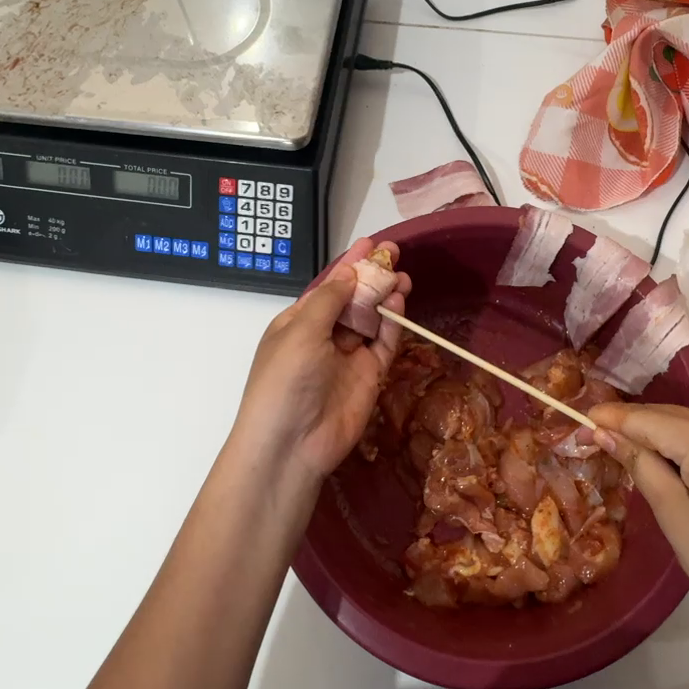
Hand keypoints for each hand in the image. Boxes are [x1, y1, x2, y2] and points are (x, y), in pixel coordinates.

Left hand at [230, 238, 411, 490]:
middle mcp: (323, 336)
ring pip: (372, 319)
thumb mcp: (300, 332)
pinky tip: (400, 302)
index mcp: (298, 322)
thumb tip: (349, 273)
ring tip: (403, 276)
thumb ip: (329, 300)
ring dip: (386, 296)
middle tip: (394, 253)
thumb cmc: (285, 381)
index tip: (371, 243)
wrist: (291, 445)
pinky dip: (393, 323)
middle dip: (372, 276)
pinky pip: (384, 343)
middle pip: (353, 299)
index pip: (328, 287)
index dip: (349, 265)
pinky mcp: (369, 376)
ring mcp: (347, 357)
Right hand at [589, 401, 688, 639]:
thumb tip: (606, 433)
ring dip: (648, 439)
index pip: (639, 417)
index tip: (570, 428)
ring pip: (681, 427)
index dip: (603, 421)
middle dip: (623, 427)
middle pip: (660, 416)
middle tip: (585, 445)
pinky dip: (674, 450)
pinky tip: (661, 471)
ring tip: (615, 458)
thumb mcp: (675, 516)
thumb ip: (640, 466)